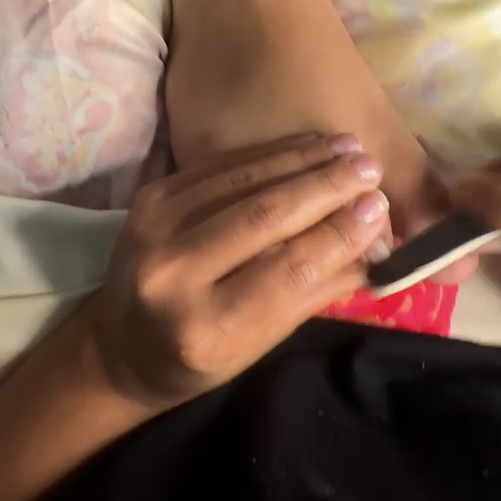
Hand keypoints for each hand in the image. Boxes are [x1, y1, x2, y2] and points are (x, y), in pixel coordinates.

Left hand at [87, 134, 391, 411]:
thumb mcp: (260, 343)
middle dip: (325, 186)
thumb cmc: (199, 357)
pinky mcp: (150, 194)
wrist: (121, 342)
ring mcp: (154, 225)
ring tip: (348, 146)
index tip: (379, 207)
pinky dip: (269, 152)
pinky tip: (306, 143)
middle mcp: (173, 272)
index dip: (338, 235)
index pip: (287, 271)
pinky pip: (220, 165)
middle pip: (264, 216)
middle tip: (370, 168)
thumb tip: (378, 242)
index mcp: (205, 327)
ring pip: (243, 180)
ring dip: (302, 159)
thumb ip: (315, 291)